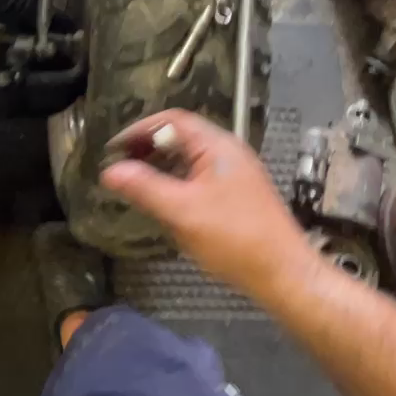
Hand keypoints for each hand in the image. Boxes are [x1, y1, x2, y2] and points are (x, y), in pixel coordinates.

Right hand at [100, 110, 319, 301]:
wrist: (285, 275)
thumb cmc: (236, 239)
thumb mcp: (182, 212)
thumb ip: (145, 188)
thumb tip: (110, 171)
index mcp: (217, 146)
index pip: (172, 120)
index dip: (140, 129)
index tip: (115, 147)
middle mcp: (228, 152)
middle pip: (181, 137)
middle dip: (148, 147)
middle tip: (121, 163)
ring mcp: (236, 174)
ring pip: (190, 159)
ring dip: (162, 165)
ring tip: (136, 182)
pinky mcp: (238, 195)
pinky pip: (200, 177)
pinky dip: (177, 182)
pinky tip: (166, 203)